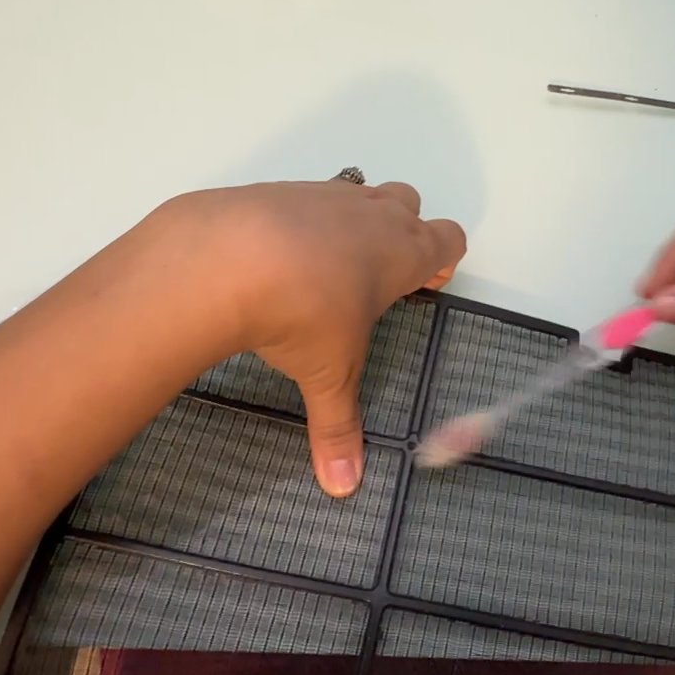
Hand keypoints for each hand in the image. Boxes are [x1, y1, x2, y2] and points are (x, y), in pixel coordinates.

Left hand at [152, 179, 463, 496]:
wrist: (224, 258)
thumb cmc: (303, 313)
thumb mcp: (328, 373)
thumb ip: (338, 427)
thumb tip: (344, 486)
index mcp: (402, 252)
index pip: (449, 238)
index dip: (444, 258)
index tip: (426, 283)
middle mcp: (372, 214)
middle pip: (411, 203)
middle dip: (403, 233)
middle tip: (377, 276)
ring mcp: (326, 195)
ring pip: (361, 193)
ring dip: (355, 221)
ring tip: (324, 267)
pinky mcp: (281, 188)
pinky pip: (309, 197)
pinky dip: (304, 220)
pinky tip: (276, 255)